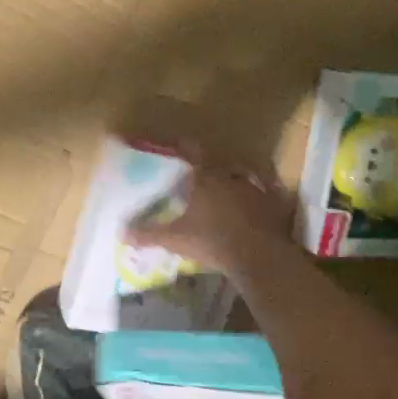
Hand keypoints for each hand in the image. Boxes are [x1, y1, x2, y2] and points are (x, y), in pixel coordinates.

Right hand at [124, 147, 294, 276]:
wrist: (257, 255)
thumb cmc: (211, 241)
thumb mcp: (175, 239)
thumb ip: (149, 234)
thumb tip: (122, 233)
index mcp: (206, 177)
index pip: (193, 152)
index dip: (186, 146)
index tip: (181, 143)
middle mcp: (232, 176)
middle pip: (220, 164)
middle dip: (212, 168)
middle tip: (205, 174)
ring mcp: (256, 189)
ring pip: (245, 176)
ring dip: (238, 179)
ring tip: (232, 187)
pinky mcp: (275, 204)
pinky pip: (270, 192)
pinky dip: (265, 193)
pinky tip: (263, 199)